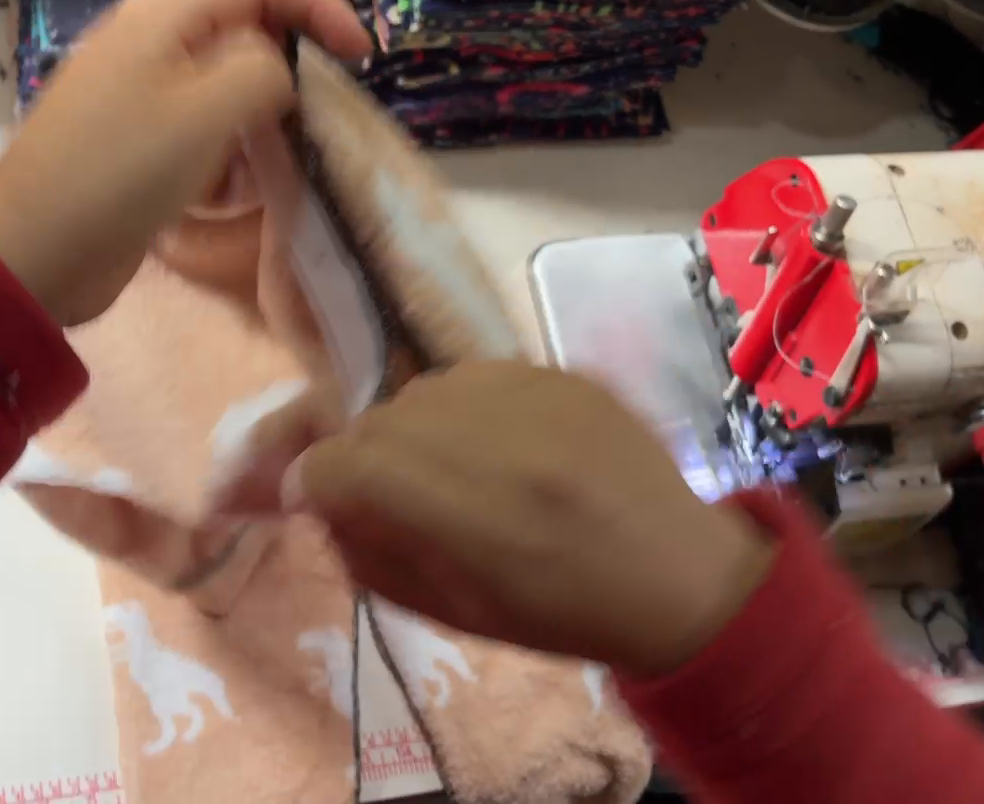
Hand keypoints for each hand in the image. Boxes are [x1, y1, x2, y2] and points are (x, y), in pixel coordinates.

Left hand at [0, 0, 370, 325]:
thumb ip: (262, 70)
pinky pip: (193, 127)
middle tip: (307, 92)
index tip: (360, 54)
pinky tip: (224, 190)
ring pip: (214, 76)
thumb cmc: (120, 174)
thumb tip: (278, 70)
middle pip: (228, 17)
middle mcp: (145, 43)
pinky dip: (221, 151)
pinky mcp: (132, 143)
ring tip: (263, 159)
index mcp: (159, 17)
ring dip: (250, 112)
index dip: (315, 2)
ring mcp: (134, 94)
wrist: (34, 251)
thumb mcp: (206, 112)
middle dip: (277, 50)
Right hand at [285, 362, 773, 674]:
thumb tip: (315, 499)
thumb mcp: (452, 610)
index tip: (302, 494)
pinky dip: (451, 408)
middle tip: (364, 485)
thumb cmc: (563, 614)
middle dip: (351, 455)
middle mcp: (496, 436)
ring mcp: (531, 391)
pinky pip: (466, 374)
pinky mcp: (554, 369)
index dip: (307, 477)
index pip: (346, 465)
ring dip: (401, 428)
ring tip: (431, 464)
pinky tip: (479, 440)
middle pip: (374, 420)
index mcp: (474, 514)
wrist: (681, 574)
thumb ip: (368, 552)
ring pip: (415, 391)